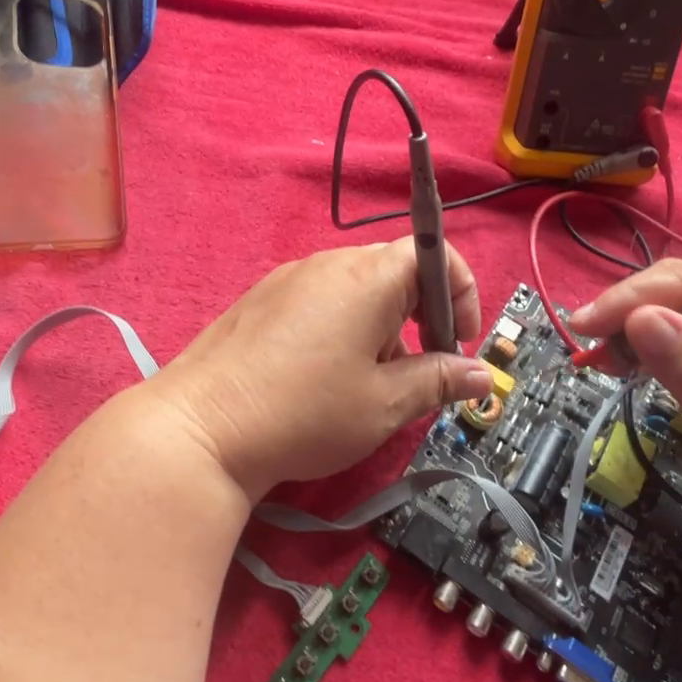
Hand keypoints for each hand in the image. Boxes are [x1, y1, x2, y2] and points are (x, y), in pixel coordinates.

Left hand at [151, 238, 490, 498]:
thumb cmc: (304, 412)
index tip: (460, 343)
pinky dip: (341, 329)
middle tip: (417, 371)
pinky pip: (319, 301)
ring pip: (356, 290)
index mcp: (367, 277)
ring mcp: (288, 279)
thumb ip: (439, 381)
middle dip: (420, 317)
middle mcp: (327, 264)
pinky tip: (323, 380)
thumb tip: (480, 374)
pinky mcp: (261, 301)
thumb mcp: (384, 404)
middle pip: (393, 271)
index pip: (433, 253)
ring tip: (367, 387)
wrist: (200, 428)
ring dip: (380, 328)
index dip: (461, 293)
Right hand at [569, 260, 681, 604]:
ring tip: (596, 359)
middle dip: (627, 309)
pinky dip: (640, 353)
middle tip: (584, 343)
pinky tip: (619, 367)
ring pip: (670, 318)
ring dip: (627, 330)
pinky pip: (675, 348)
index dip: (638, 295)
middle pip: (679, 292)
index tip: (590, 323)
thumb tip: (642, 319)